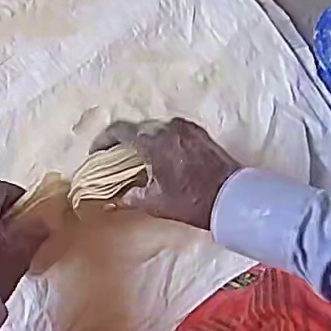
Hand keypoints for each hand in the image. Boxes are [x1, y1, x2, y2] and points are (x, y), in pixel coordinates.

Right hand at [92, 118, 242, 228]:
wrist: (233, 198)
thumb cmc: (192, 201)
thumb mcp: (155, 203)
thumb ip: (130, 196)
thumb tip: (114, 198)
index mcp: (154, 141)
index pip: (119, 130)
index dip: (103, 140)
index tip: (97, 153)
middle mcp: (168, 127)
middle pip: (137, 128)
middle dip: (123, 142)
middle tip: (115, 159)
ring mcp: (185, 127)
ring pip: (155, 128)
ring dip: (143, 140)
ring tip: (138, 159)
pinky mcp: (199, 132)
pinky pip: (172, 130)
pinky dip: (161, 140)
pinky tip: (161, 157)